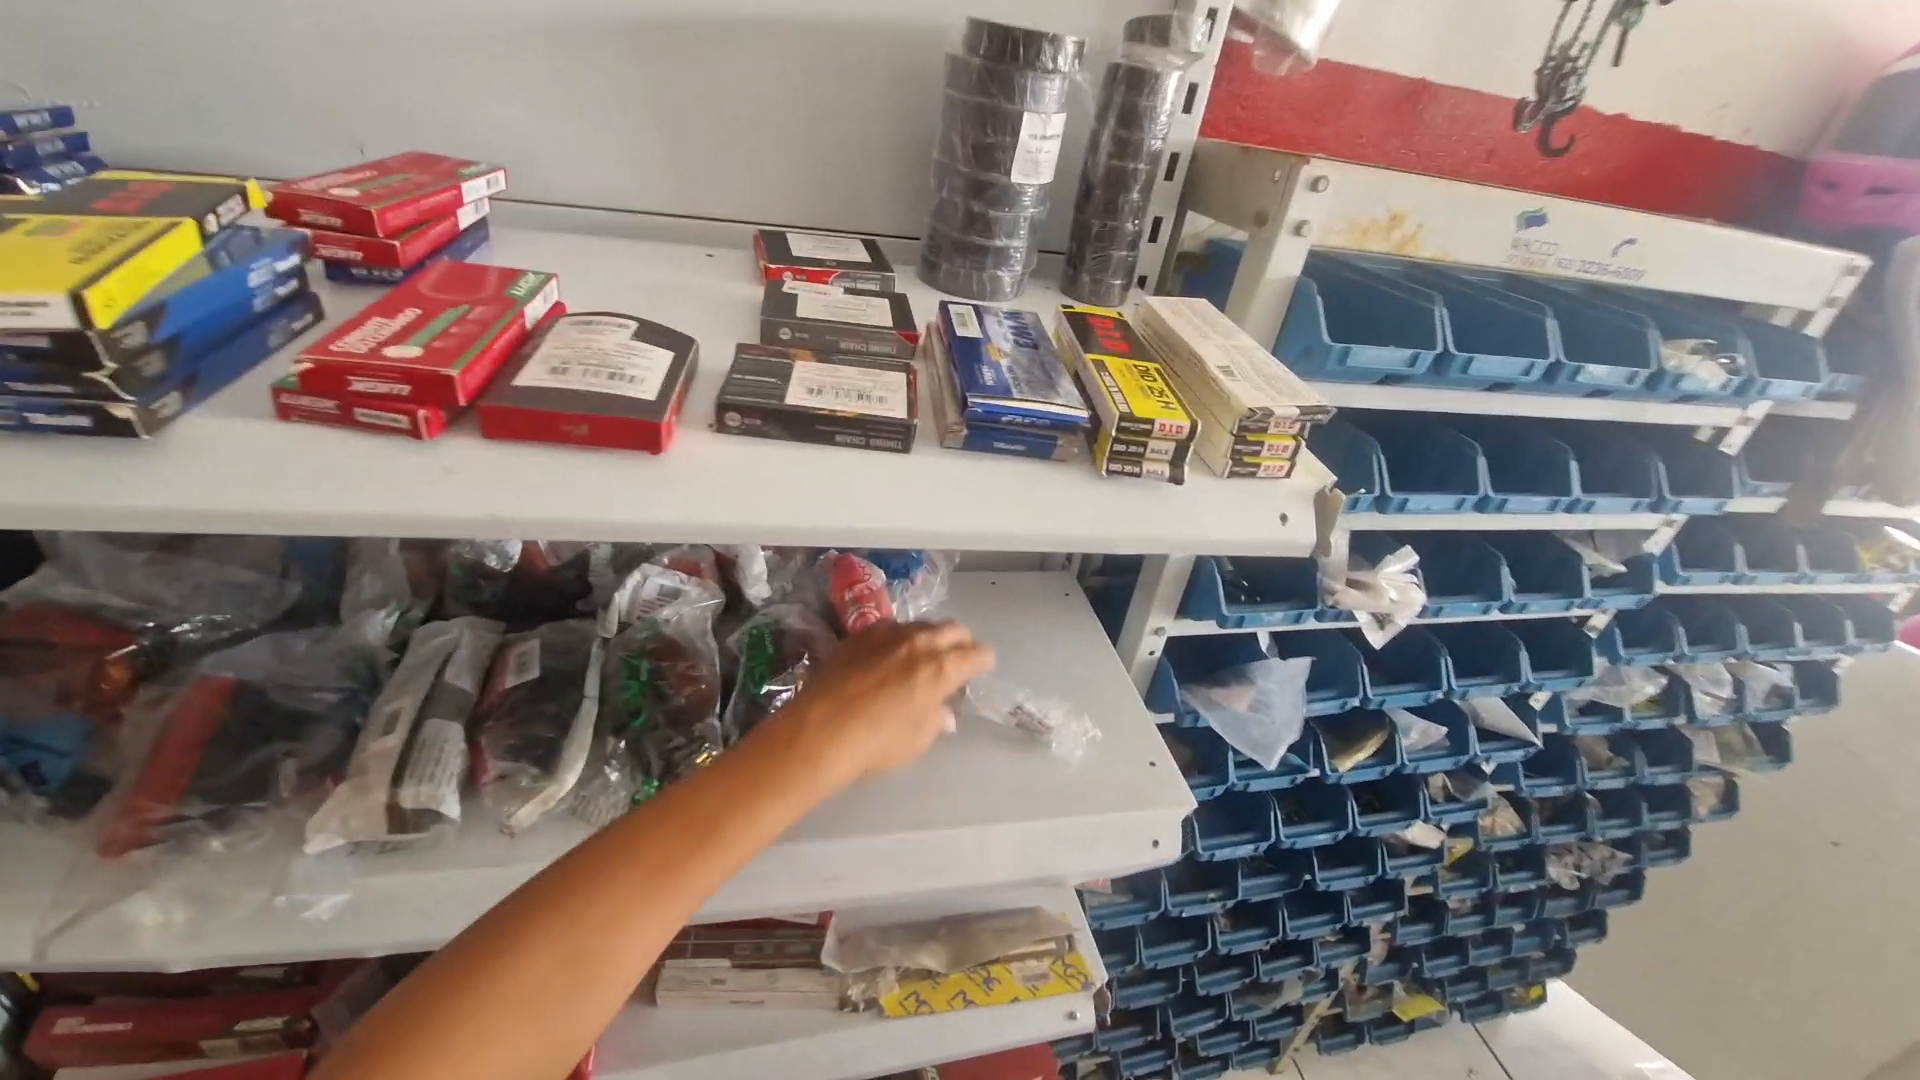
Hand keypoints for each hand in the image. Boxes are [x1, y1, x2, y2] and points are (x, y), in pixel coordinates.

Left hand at [772, 620, 995, 783]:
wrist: (820, 729)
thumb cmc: (877, 742)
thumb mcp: (917, 740)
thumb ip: (935, 720)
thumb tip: (943, 713)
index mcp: (942, 667)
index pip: (976, 654)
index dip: (983, 660)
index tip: (984, 666)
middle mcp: (919, 642)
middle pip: (952, 629)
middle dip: (961, 641)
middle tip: (959, 656)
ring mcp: (887, 633)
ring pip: (920, 624)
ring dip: (930, 636)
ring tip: (925, 653)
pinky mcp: (859, 635)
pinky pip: (889, 628)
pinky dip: (899, 638)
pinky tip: (890, 652)